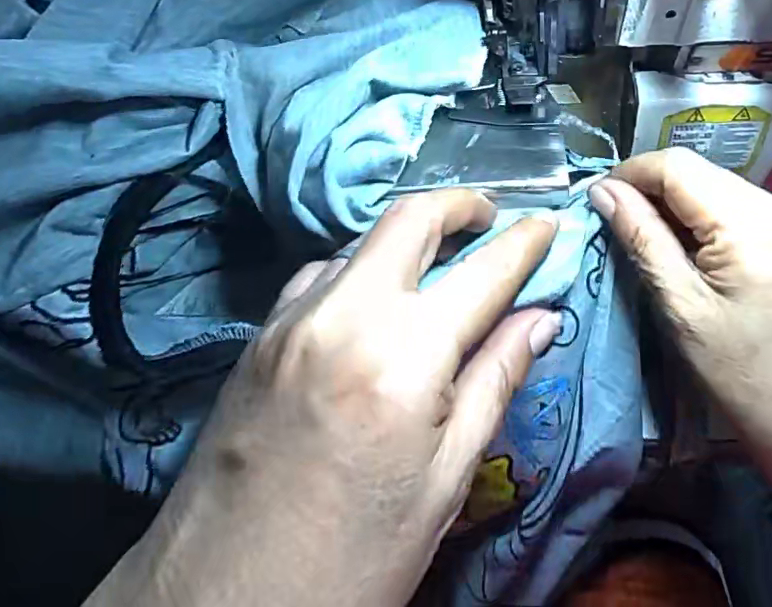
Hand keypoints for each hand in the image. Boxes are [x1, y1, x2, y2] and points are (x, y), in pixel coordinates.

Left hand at [88, 190, 560, 606]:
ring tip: (438, 265)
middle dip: (459, 205)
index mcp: (403, 358)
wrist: (223, 597)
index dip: (524, 242)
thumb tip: (541, 317)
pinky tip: (372, 304)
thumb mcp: (445, 481)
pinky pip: (322, 275)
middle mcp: (345, 314)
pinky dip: (360, 272)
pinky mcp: (262, 328)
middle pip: (409, 218)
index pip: (481, 274)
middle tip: (490, 217)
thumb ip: (494, 381)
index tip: (547, 222)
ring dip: (408, 240)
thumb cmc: (356, 557)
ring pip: (363, 243)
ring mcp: (294, 315)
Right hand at [588, 148, 771, 490]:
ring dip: (677, 203)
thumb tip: (602, 190)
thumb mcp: (681, 308)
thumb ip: (641, 237)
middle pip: (699, 171)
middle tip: (618, 222)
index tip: (599, 200)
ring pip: (717, 184)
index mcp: (756, 228)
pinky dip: (706, 216)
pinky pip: (740, 204)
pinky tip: (692, 249)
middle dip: (651, 189)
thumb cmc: (748, 380)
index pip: (677, 166)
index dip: (630, 174)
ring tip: (650, 238)